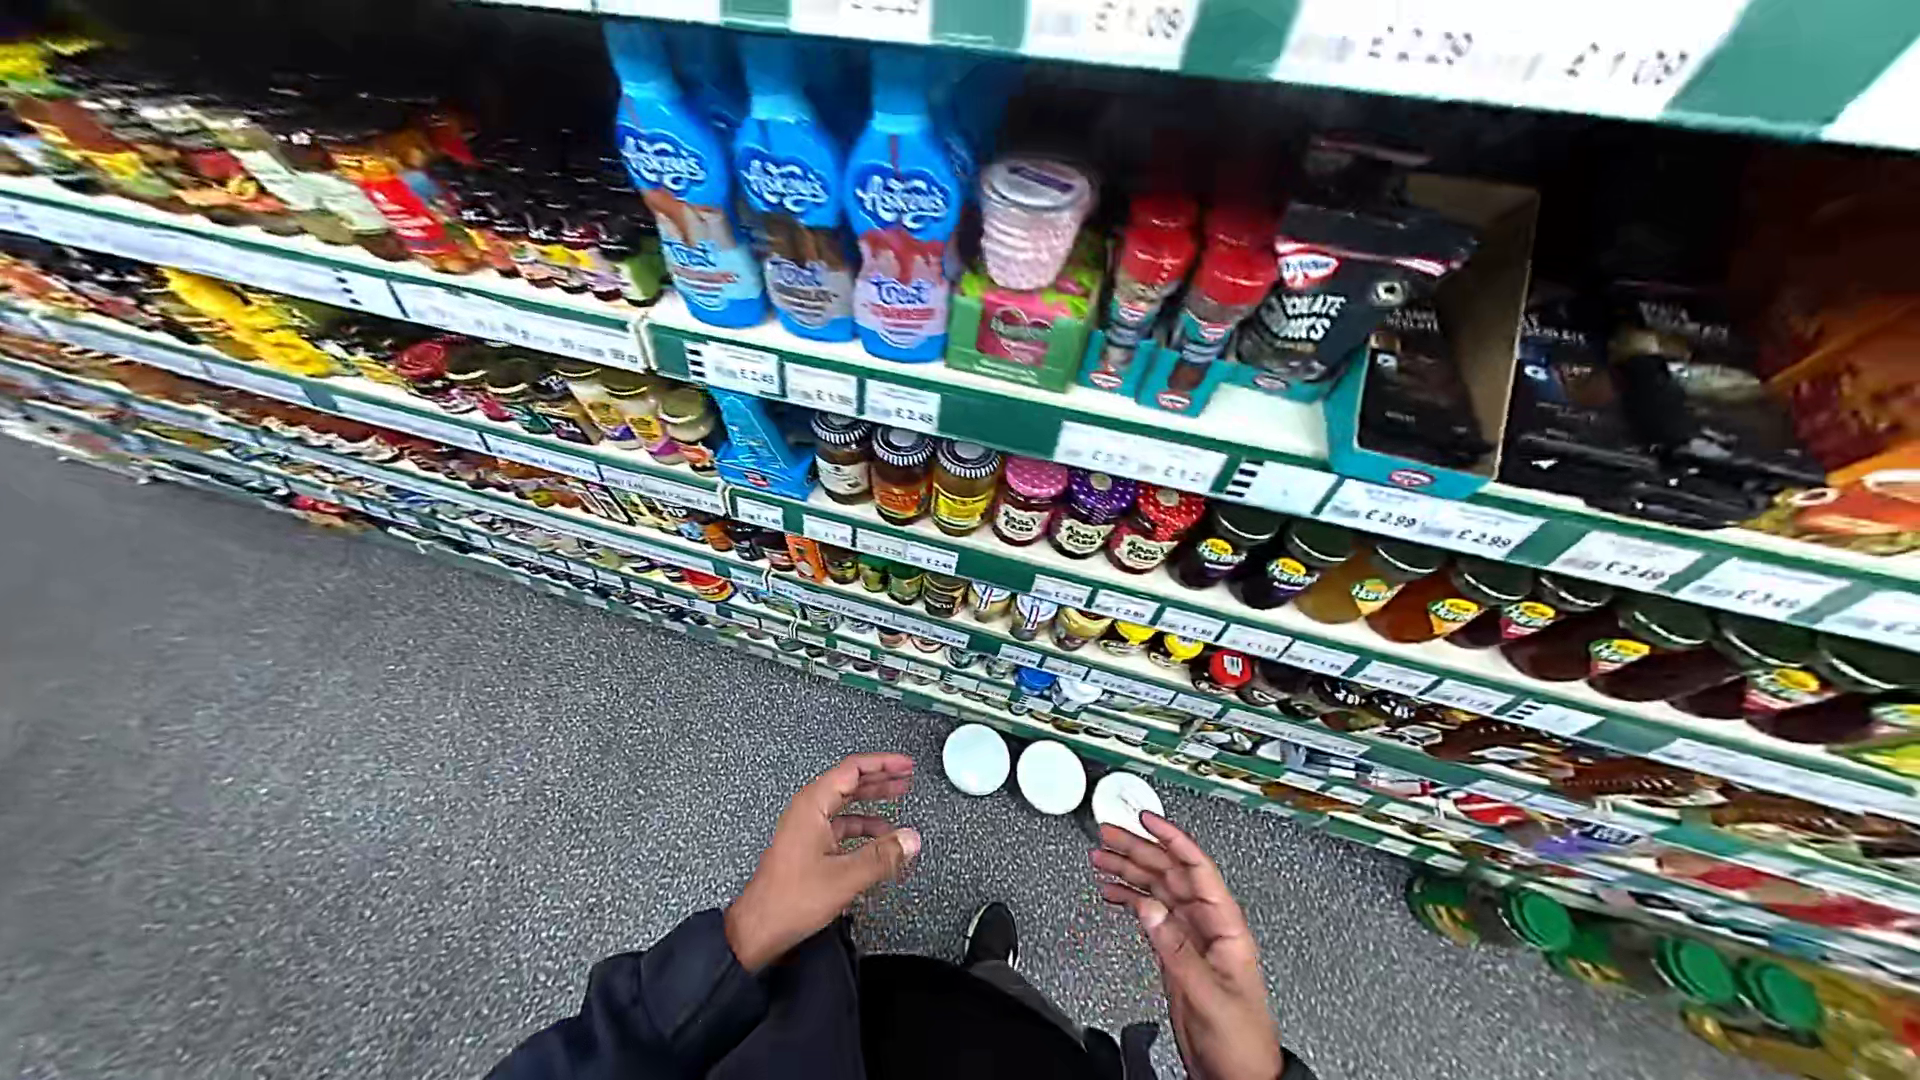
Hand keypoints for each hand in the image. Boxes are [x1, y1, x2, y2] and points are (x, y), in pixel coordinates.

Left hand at [724, 753, 920, 972]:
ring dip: (873, 800)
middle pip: (850, 781)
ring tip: (897, 798)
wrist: (757, 930)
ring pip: (846, 802)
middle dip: (881, 777)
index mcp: (813, 804)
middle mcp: (809, 809)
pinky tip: (880, 835)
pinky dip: (863, 824)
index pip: (853, 768)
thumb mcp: (845, 876)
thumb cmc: (789, 900)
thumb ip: (883, 856)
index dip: (883, 763)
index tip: (904, 764)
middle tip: (906, 774)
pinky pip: (841, 823)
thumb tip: (910, 839)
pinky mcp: (808, 844)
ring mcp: (807, 826)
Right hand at [1093, 813, 1281, 1079]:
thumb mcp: (1209, 993)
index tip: (1147, 819)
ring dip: (1128, 870)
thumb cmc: (1242, 1042)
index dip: (1172, 838)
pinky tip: (1111, 890)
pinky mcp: (1174, 950)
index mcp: (1224, 925)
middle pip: (1169, 872)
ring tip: (1101, 856)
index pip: (1196, 867)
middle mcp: (1205, 923)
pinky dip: (1128, 898)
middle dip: (1138, 849)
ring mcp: (1188, 935)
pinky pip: (1148, 912)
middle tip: (1109, 832)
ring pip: (1155, 888)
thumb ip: (1176, 948)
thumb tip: (1149, 907)